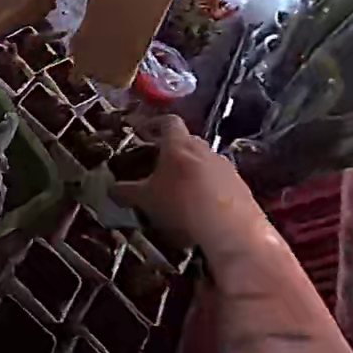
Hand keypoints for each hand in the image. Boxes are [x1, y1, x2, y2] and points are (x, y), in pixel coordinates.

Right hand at [111, 114, 269, 266]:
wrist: (232, 231)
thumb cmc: (181, 204)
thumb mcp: (146, 199)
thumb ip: (126, 192)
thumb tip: (111, 189)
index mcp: (179, 144)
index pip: (168, 121)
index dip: (155, 124)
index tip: (143, 132)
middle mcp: (204, 149)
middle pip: (187, 141)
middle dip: (172, 151)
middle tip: (157, 166)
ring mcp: (226, 167)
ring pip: (204, 162)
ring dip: (191, 171)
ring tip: (179, 191)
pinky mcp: (241, 187)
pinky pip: (219, 181)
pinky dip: (208, 189)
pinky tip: (200, 209)